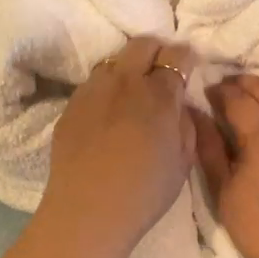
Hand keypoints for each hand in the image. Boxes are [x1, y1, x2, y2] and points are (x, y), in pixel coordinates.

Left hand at [37, 36, 198, 257]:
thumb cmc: (144, 193)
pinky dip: (105, 89)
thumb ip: (185, 125)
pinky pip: (92, 84)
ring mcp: (92, 91)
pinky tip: (107, 113)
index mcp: (158, 95)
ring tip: (131, 91)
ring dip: (127, 68)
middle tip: (161, 71)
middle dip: (156, 50)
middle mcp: (124, 82)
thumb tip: (179, 106)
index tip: (188, 68)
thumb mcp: (183, 162)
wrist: (87, 212)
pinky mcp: (70, 106)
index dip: (186, 58)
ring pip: (113, 61)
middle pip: (141, 44)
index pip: (176, 56)